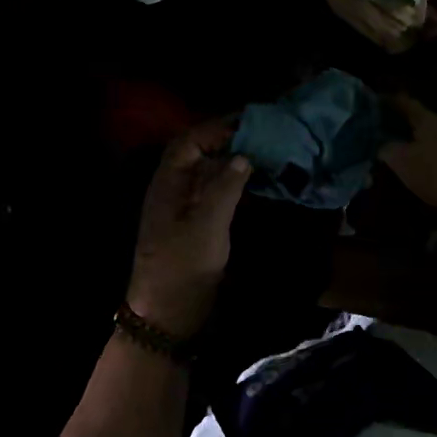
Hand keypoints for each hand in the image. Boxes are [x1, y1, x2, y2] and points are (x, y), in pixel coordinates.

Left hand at [127, 119, 251, 336]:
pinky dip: (236, 185)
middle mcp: (174, 190)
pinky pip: (216, 194)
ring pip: (209, 174)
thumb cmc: (183, 267)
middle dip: (229, 141)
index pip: (191, 141)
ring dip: (234, 162)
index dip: (218, 127)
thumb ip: (224, 187)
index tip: (252, 120)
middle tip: (266, 135)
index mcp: (168, 183)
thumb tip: (243, 156)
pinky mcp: (197, 227)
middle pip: (199, 154)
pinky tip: (258, 185)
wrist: (169, 316)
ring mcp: (184, 210)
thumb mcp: (206, 225)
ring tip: (268, 154)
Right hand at [378, 97, 436, 227]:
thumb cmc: (436, 174)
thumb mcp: (402, 162)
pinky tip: (414, 165)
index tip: (378, 102)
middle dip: (401, 123)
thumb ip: (388, 150)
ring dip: (412, 141)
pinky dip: (423, 154)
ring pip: (428, 138)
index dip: (393, 102)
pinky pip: (436, 152)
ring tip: (394, 148)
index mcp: (429, 121)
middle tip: (380, 127)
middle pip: (419, 121)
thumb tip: (383, 146)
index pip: (408, 104)